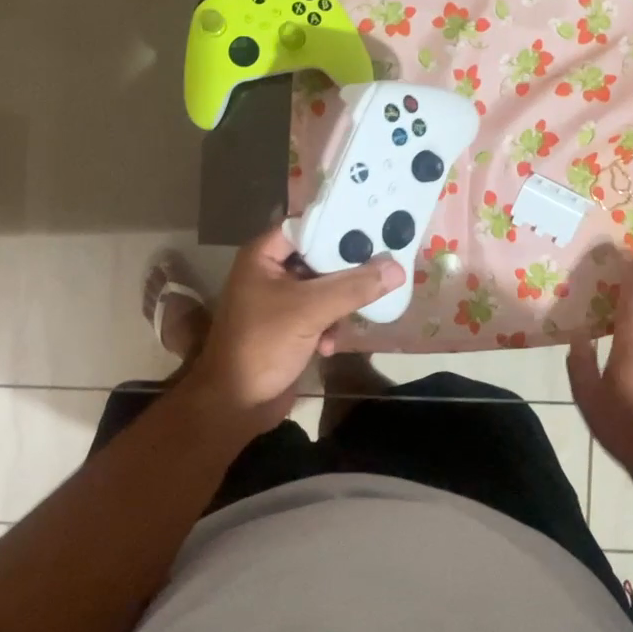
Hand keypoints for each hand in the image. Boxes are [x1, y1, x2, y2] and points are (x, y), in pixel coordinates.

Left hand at [185, 228, 403, 430]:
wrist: (235, 404)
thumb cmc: (263, 345)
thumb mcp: (310, 311)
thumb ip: (353, 287)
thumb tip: (397, 268)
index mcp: (262, 256)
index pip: (306, 226)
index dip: (337, 227)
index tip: (375, 227)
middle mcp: (269, 272)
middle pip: (318, 258)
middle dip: (346, 270)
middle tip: (383, 267)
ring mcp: (277, 301)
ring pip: (322, 288)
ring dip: (339, 304)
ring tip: (353, 315)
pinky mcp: (287, 327)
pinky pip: (318, 314)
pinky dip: (327, 326)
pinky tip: (329, 346)